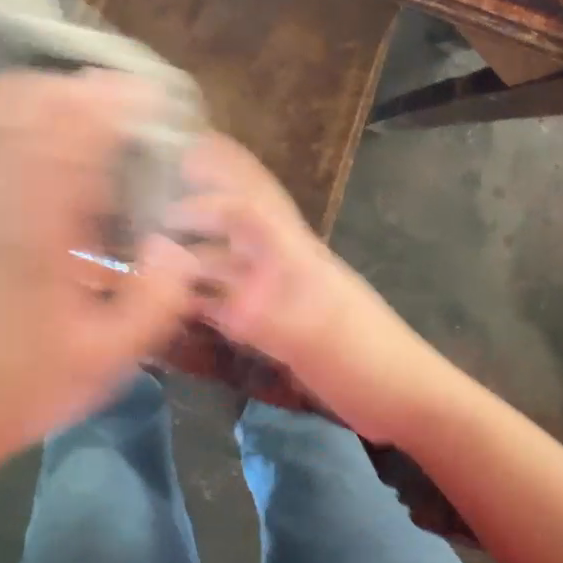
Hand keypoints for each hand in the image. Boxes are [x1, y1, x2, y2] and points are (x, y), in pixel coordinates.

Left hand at [0, 70, 200, 475]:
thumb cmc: (21, 391)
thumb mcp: (103, 362)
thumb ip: (151, 304)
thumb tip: (179, 249)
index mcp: (41, 236)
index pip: (72, 147)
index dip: (107, 108)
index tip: (142, 92)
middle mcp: (3, 210)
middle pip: (25, 118)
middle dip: (72, 92)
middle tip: (116, 91)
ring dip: (36, 98)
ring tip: (80, 99)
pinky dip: (4, 121)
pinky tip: (33, 132)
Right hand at [176, 135, 451, 442]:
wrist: (411, 403)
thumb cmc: (368, 362)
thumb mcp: (317, 340)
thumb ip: (264, 317)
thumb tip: (216, 305)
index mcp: (297, 257)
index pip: (252, 204)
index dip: (221, 177)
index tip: (182, 159)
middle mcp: (286, 268)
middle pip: (240, 226)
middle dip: (202, 209)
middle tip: (154, 208)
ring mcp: (286, 299)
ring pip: (235, 266)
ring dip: (199, 258)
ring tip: (152, 260)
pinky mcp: (285, 329)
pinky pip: (238, 303)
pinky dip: (210, 300)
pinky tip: (183, 307)